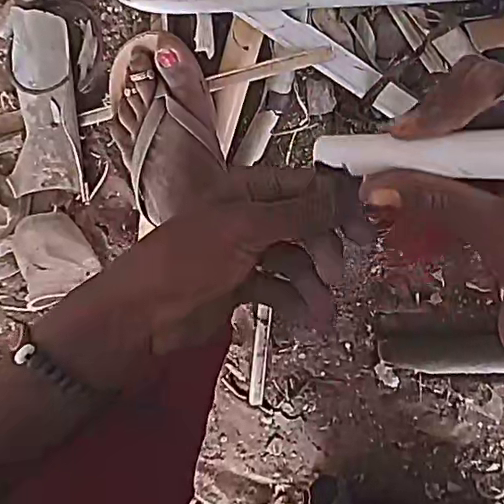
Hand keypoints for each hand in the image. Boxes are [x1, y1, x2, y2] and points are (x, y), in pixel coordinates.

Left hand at [35, 167, 369, 385]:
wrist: (141, 316)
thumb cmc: (177, 262)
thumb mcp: (244, 229)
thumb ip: (296, 214)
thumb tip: (335, 198)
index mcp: (243, 191)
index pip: (300, 187)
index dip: (332, 203)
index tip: (362, 220)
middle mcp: (245, 218)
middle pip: (303, 226)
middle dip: (324, 249)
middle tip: (338, 269)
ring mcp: (243, 252)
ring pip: (294, 261)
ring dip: (312, 283)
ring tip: (321, 306)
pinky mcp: (240, 285)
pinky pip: (279, 288)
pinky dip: (294, 302)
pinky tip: (304, 316)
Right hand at [358, 56, 503, 310]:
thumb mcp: (502, 233)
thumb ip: (441, 203)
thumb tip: (385, 182)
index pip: (500, 85)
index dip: (450, 105)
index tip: (411, 136)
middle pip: (472, 92)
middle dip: (431, 121)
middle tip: (396, 150)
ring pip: (458, 115)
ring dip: (425, 141)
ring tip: (395, 166)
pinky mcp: (498, 158)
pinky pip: (455, 143)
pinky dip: (428, 159)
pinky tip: (410, 178)